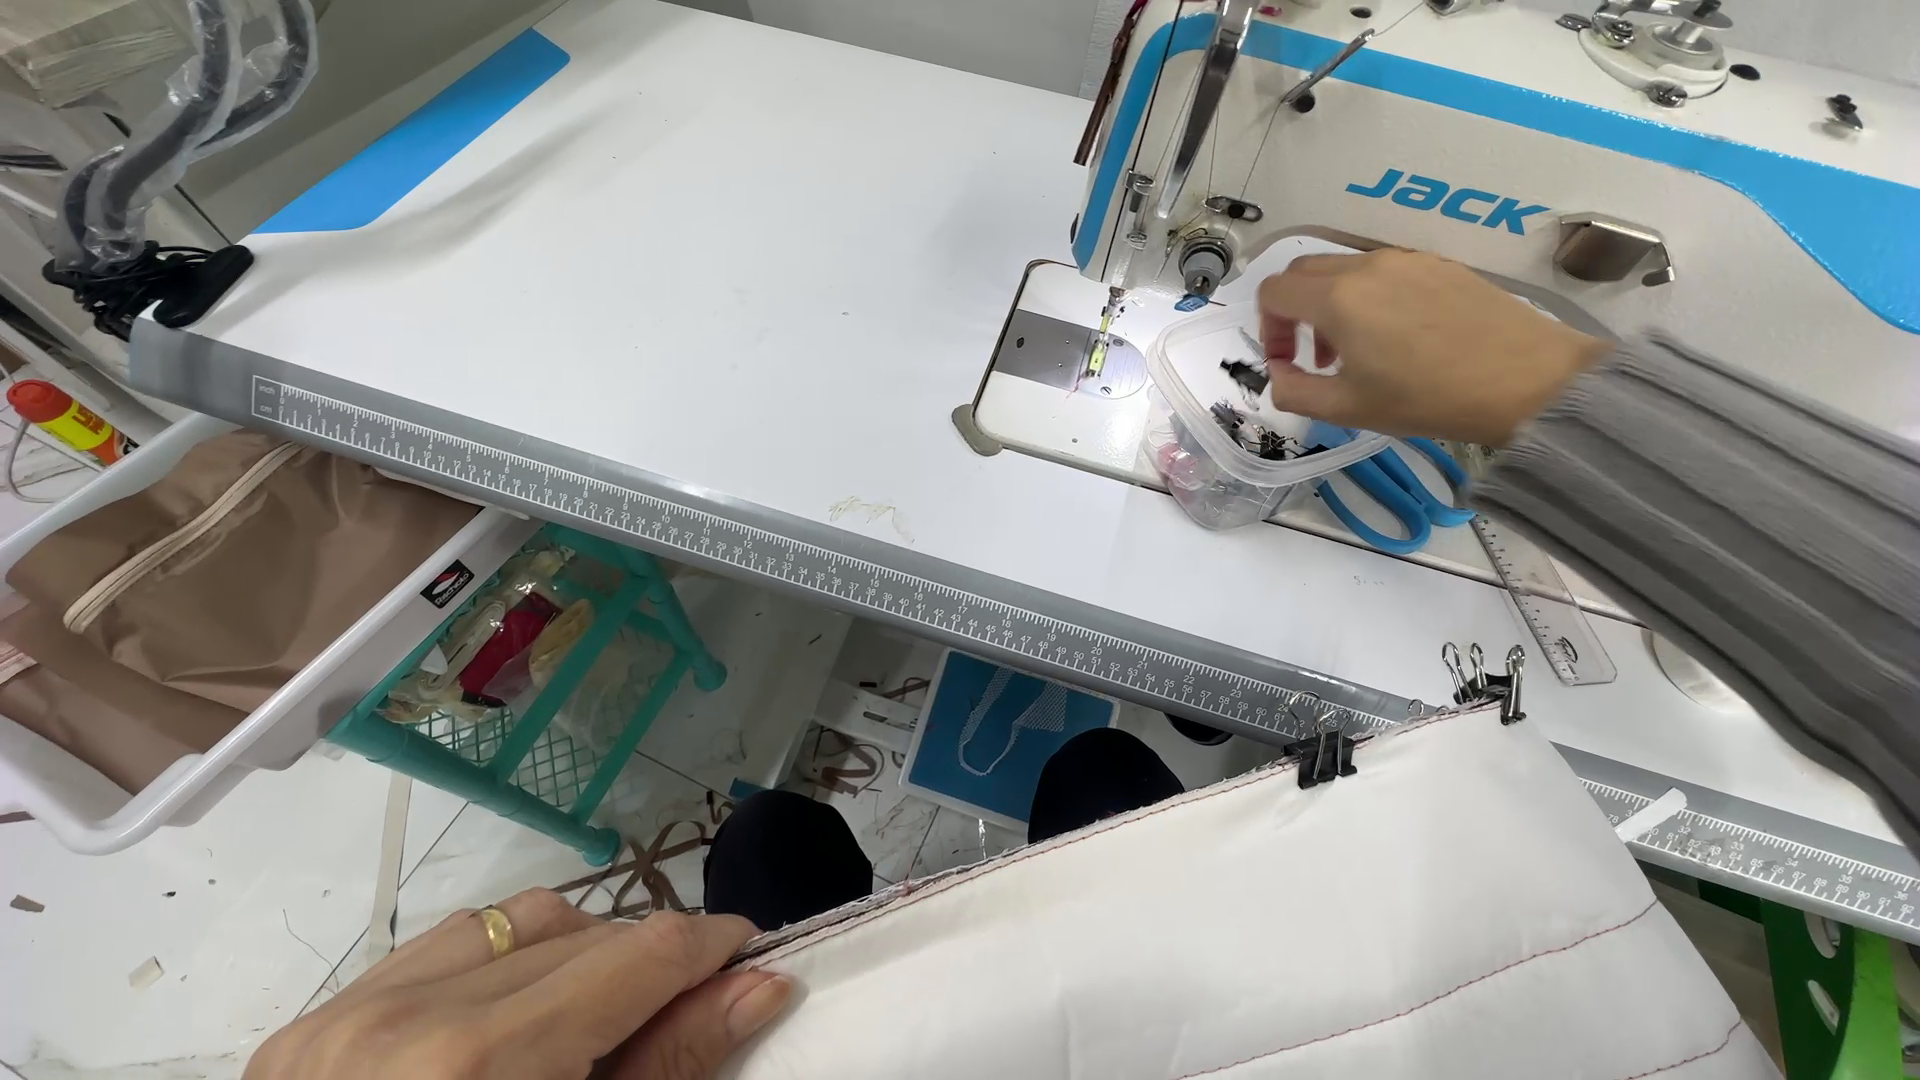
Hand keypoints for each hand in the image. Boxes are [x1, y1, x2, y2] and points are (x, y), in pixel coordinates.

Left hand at [246, 888, 790, 1079]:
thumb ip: (674, 1064)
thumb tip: (762, 983)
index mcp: (478, 1069)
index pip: (641, 954)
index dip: (713, 945)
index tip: (748, 956)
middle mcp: (405, 1018)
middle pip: (591, 932)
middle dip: (649, 963)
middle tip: (669, 1015)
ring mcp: (342, 1017)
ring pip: (523, 919)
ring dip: (580, 949)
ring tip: (586, 1016)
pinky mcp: (306, 1026)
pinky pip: (449, 942)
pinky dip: (506, 960)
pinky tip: (508, 1017)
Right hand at [1257, 250, 1612, 444]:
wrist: (1524, 381)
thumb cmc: (1425, 399)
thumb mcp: (1344, 409)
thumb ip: (1290, 390)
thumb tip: (1278, 372)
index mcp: (1337, 299)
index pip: (1273, 291)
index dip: (1267, 328)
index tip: (1286, 362)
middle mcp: (1366, 267)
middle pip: (1303, 272)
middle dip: (1292, 311)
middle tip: (1309, 354)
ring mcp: (1406, 260)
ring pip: (1342, 269)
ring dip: (1328, 304)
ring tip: (1353, 349)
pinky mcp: (1438, 265)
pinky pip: (1381, 271)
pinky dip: (1366, 296)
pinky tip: (1393, 336)